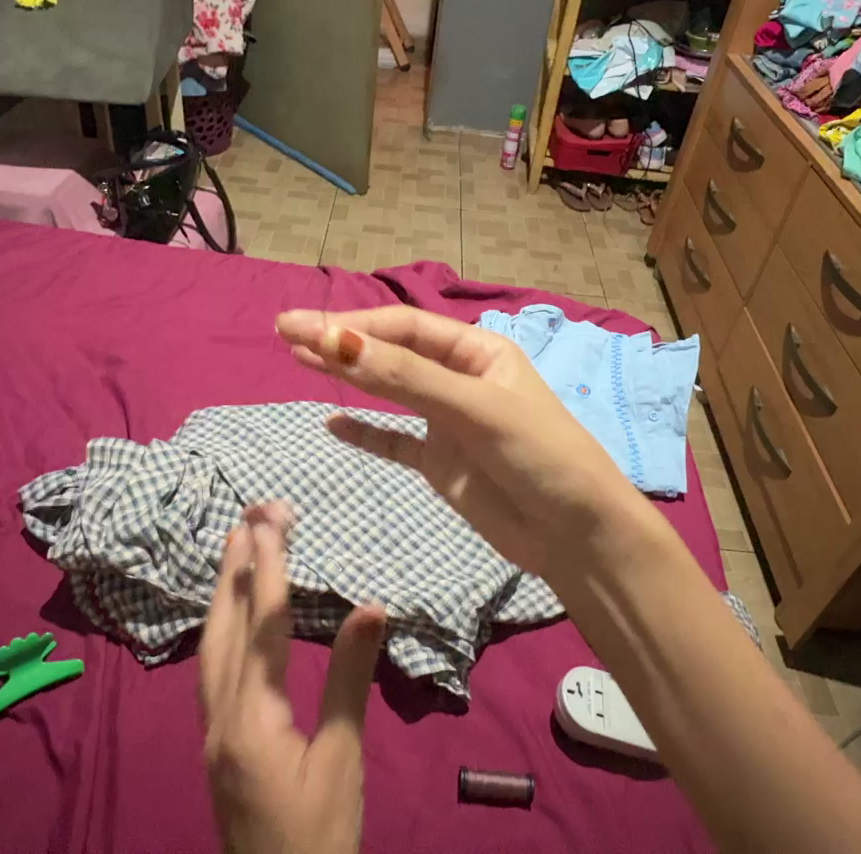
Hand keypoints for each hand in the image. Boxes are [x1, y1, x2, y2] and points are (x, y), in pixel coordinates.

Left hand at [200, 502, 386, 853]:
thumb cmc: (321, 834)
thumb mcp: (343, 758)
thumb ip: (349, 679)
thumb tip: (370, 607)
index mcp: (252, 719)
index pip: (263, 626)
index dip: (269, 568)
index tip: (272, 519)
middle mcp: (220, 717)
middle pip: (224, 627)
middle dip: (235, 566)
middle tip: (248, 514)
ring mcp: (211, 733)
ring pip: (210, 647)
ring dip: (222, 593)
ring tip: (233, 547)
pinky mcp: (217, 745)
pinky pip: (210, 670)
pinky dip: (220, 628)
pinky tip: (229, 617)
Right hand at [274, 307, 651, 581]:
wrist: (575, 535)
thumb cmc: (538, 455)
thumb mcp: (473, 408)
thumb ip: (405, 379)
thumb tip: (337, 342)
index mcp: (479, 352)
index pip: (406, 328)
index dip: (354, 326)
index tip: (305, 329)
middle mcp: (460, 379)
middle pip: (391, 353)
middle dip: (341, 342)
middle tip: (284, 331)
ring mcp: (449, 422)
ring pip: (388, 392)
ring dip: (348, 377)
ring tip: (299, 360)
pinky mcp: (441, 462)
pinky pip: (395, 441)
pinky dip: (365, 432)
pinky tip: (333, 422)